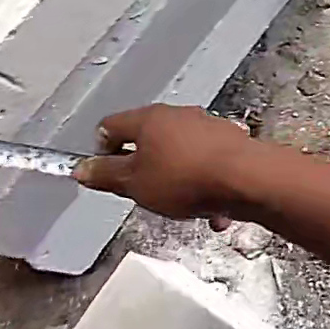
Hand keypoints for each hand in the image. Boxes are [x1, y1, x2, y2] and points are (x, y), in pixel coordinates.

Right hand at [73, 105, 259, 225]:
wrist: (248, 178)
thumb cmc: (185, 178)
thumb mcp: (135, 184)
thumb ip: (106, 176)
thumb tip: (81, 168)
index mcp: (149, 119)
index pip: (111, 125)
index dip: (101, 149)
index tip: (104, 173)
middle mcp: (179, 116)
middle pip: (149, 140)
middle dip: (146, 170)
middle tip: (146, 194)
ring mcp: (209, 127)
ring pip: (182, 157)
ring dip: (180, 182)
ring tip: (187, 208)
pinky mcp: (233, 144)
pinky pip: (210, 167)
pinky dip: (208, 187)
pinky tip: (215, 212)